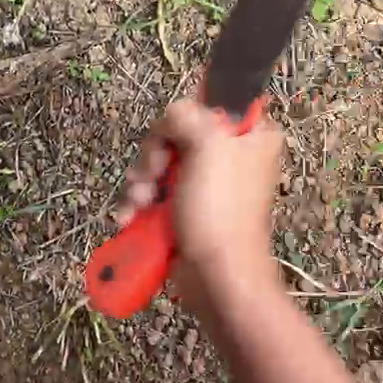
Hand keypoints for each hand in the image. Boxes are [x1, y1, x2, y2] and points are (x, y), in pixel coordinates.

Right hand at [119, 99, 283, 307]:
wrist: (218, 280)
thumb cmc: (220, 209)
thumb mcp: (207, 145)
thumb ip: (187, 115)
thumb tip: (174, 114)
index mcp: (252, 134)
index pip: (211, 103)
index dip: (185, 118)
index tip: (174, 138)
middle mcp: (232, 155)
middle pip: (178, 134)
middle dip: (155, 157)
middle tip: (152, 176)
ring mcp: (208, 185)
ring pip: (162, 164)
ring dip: (142, 183)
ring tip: (137, 206)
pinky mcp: (187, 210)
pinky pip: (157, 193)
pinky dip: (141, 204)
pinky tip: (130, 218)